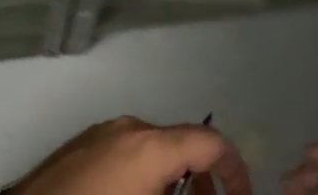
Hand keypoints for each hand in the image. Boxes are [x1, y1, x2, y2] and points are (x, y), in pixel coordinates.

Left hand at [10, 116, 251, 194]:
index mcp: (149, 145)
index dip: (236, 171)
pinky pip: (127, 154)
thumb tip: (208, 192)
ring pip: (153, 150)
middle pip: (181, 145)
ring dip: (173, 181)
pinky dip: (145, 176)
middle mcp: (127, 129)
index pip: (209, 142)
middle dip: (203, 181)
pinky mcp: (82, 145)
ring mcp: (100, 133)